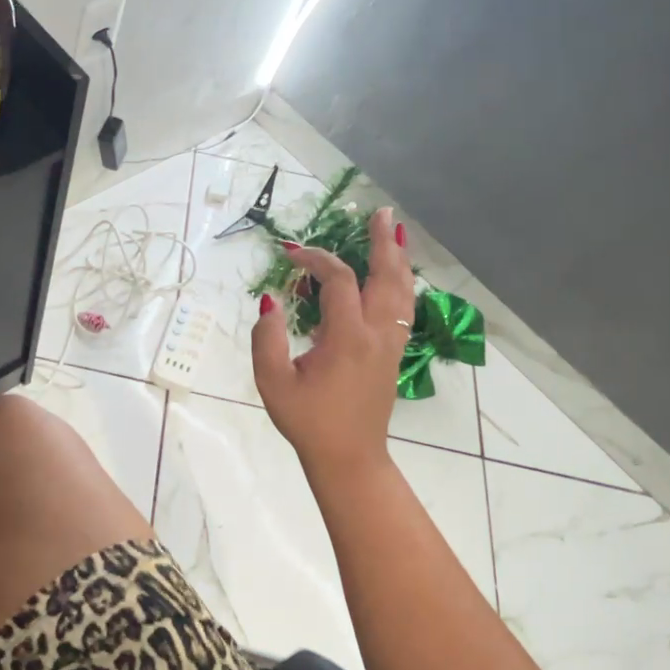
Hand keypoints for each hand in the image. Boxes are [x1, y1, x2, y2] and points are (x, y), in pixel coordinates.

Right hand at [252, 206, 413, 471]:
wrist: (348, 456)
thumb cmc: (307, 420)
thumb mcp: (272, 382)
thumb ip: (266, 338)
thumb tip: (270, 301)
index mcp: (346, 337)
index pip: (337, 281)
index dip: (316, 260)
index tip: (291, 253)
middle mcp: (376, 334)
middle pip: (387, 277)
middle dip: (384, 243)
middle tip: (382, 213)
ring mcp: (390, 345)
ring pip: (402, 292)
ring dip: (399, 260)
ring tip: (396, 235)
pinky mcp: (392, 356)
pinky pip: (403, 310)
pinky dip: (401, 285)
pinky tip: (396, 278)